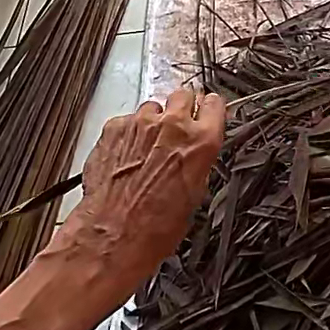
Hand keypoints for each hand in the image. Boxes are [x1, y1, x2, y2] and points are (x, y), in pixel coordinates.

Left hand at [51, 88, 225, 295]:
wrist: (114, 234)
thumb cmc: (155, 226)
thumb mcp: (195, 194)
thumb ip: (198, 161)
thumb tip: (194, 155)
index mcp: (201, 142)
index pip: (215, 104)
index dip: (210, 109)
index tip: (206, 112)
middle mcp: (172, 126)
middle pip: (183, 94)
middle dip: (181, 109)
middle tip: (175, 131)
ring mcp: (141, 123)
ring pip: (152, 108)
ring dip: (152, 124)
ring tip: (146, 152)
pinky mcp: (114, 127)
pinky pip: (126, 121)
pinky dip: (127, 134)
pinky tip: (126, 158)